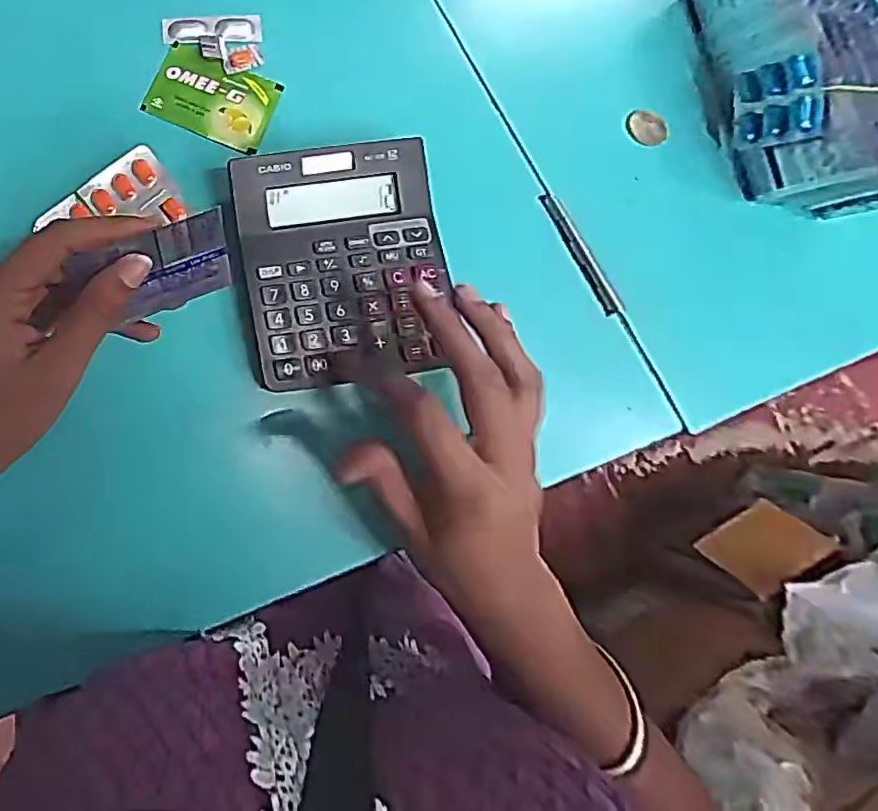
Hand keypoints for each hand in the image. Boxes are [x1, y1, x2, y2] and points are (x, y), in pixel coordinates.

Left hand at [0, 217, 160, 480]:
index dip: (110, 230)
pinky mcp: (6, 311)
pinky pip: (53, 300)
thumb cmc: (5, 417)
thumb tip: (136, 264)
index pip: (59, 239)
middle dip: (113, 260)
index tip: (154, 228)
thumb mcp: (60, 366)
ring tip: (155, 300)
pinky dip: (86, 310)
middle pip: (62, 255)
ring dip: (105, 290)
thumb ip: (97, 311)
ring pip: (62, 277)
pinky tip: (131, 328)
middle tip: (162, 264)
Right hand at [336, 280, 546, 602]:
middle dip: (453, 329)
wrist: (516, 588)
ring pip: (519, 375)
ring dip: (491, 326)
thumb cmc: (456, 561)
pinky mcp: (533, 437)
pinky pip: (530, 384)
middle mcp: (506, 456)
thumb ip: (382, 480)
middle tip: (424, 290)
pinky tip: (499, 314)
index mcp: (468, 484)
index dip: (391, 384)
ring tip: (464, 290)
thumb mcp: (409, 529)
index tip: (358, 360)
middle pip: (485, 381)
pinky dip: (514, 344)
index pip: (428, 419)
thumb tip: (345, 453)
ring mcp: (526, 444)